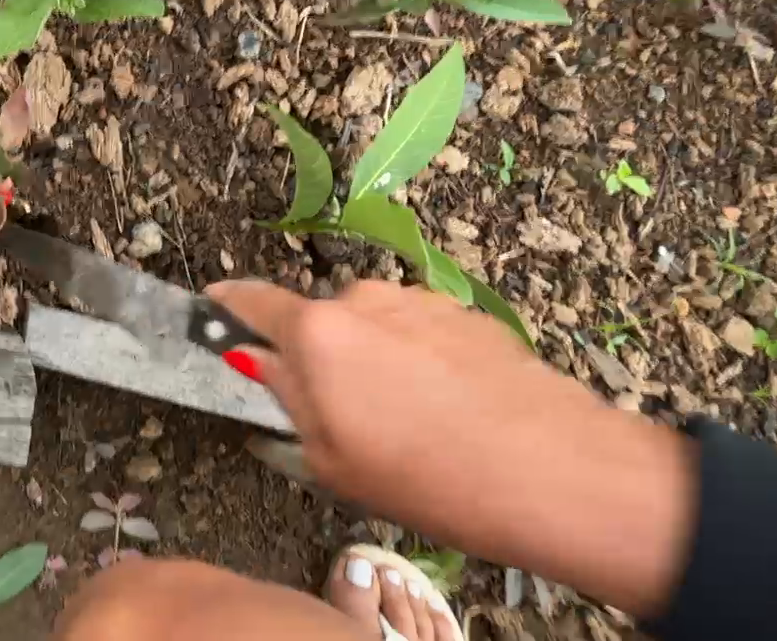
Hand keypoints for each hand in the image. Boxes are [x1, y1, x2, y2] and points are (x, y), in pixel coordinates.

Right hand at [211, 279, 695, 617]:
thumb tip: (257, 361)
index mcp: (315, 332)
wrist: (566, 475)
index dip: (223, 303)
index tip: (209, 306)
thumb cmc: (430, 478)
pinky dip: (414, 357)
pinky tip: (446, 405)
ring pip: (367, 325)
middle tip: (338, 410)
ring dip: (368, 356)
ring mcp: (414, 299)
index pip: (249, 300)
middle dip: (314, 354)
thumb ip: (283, 396)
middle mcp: (357, 298)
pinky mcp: (462, 311)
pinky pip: (414, 328)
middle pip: (314, 319)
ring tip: (407, 416)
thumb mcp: (330, 457)